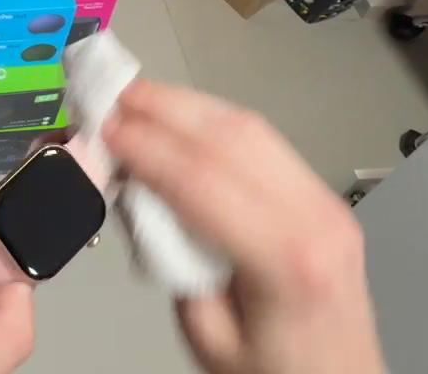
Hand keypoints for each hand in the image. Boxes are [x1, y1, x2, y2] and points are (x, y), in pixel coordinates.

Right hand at [103, 80, 385, 373]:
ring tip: (137, 99)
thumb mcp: (205, 330)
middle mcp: (314, 218)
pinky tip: (179, 115)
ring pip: (244, 125)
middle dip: (161, 107)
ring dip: (183, 103)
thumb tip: (132, 185)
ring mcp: (323, 199)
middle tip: (112, 98)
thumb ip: (167, 252)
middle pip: (226, 136)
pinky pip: (258, 137)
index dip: (146, 146)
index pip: (202, 180)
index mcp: (288, 261)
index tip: (105, 129)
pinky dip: (209, 116)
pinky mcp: (317, 191)